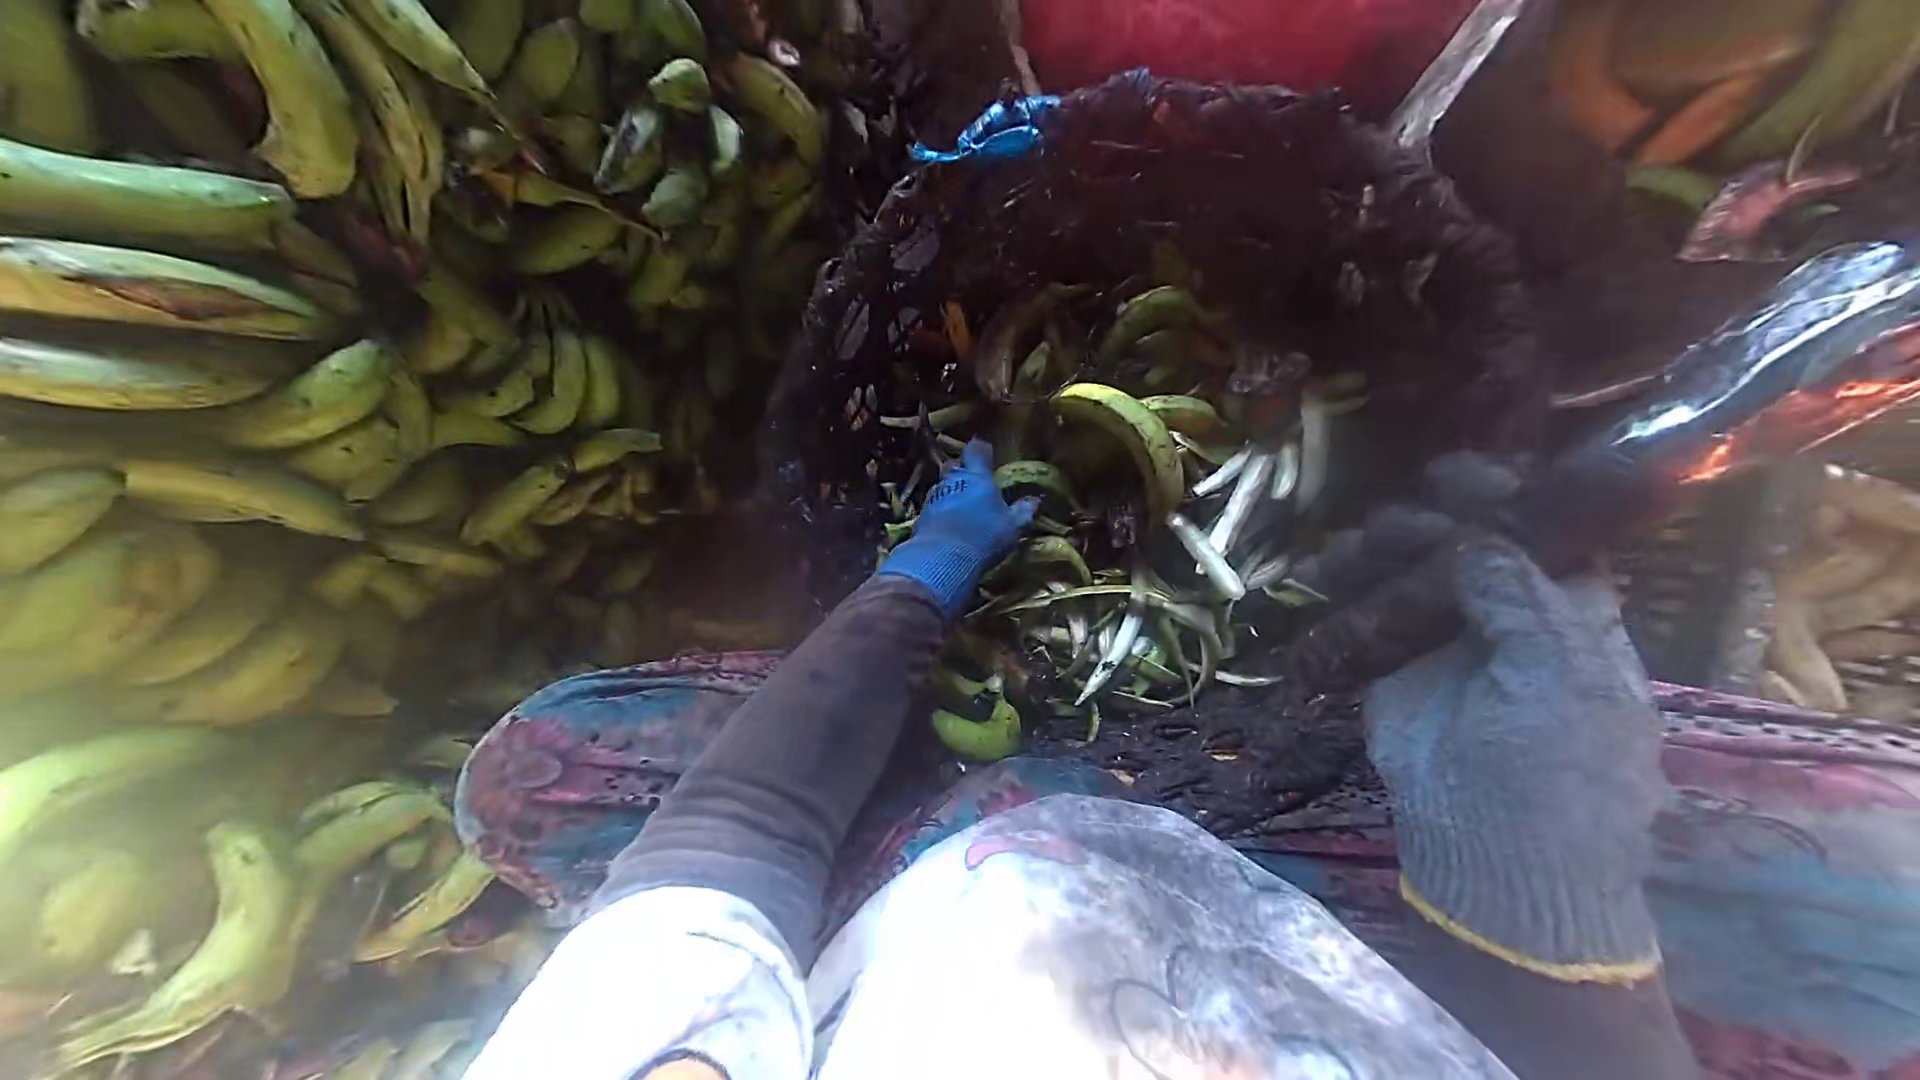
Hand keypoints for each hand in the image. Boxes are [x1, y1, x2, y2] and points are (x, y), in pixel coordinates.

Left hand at [877, 440, 1038, 618]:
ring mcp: (934, 497)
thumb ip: (1023, 511)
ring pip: (942, 486)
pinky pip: (933, 507)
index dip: (981, 449)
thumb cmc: (984, 536)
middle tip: (974, 480)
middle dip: (962, 469)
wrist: (943, 559)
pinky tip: (949, 525)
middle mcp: (953, 481)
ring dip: (951, 492)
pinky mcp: (921, 517)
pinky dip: (941, 511)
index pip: (977, 450)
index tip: (987, 453)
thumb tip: (1035, 500)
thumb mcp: (1012, 527)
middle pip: (955, 465)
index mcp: (978, 477)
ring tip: (962, 506)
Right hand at [1363, 516, 1665, 982]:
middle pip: (1458, 547)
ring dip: (1369, 556)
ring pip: (1402, 575)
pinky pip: (1359, 613)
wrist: (1486, 843)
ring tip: (1339, 554)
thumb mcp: (1561, 682)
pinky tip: (1307, 577)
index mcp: (1565, 615)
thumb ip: (1522, 604)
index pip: (1540, 535)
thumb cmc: (1553, 768)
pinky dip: (1332, 593)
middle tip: (1388, 524)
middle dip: (1422, 526)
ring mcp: (1436, 637)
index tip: (1455, 472)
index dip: (1505, 498)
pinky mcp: (1385, 661)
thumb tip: (1475, 537)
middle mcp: (1498, 615)